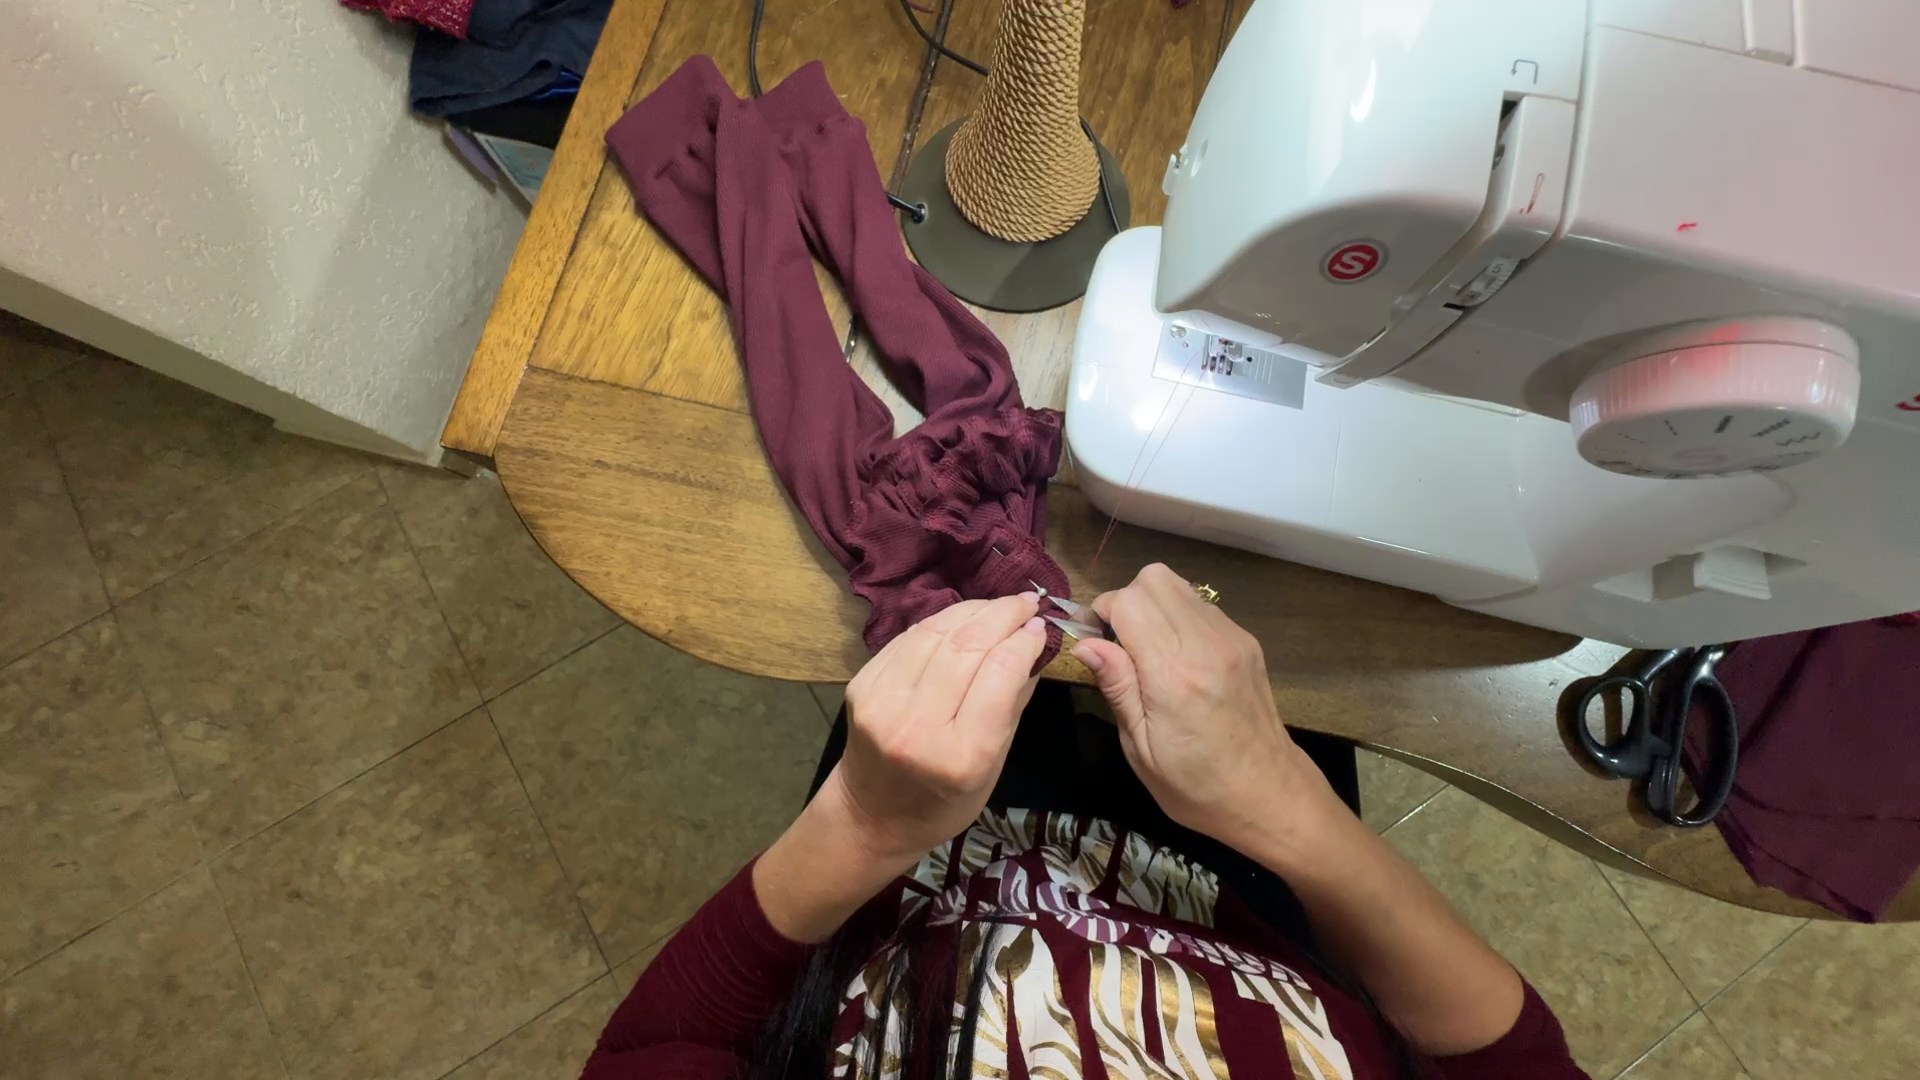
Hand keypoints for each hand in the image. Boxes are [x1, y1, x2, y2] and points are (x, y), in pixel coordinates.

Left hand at [823, 594, 1047, 866]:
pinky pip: (908, 638)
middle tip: (1028, 602)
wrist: (870, 817)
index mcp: (962, 755)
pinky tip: (962, 618)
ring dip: (973, 610)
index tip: (1041, 625)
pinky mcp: (861, 685)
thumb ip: (1013, 703)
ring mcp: (882, 702)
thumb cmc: (943, 802)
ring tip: (999, 605)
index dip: (1024, 640)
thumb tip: (1034, 644)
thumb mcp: (994, 766)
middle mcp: (918, 725)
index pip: (1000, 673)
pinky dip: (940, 622)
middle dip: (1003, 615)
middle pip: (968, 646)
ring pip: (935, 632)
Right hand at [1073, 564, 1341, 849]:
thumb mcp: (1140, 748)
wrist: (1270, 796)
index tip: (1097, 642)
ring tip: (1148, 647)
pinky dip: (1177, 616)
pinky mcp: (1246, 640)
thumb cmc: (1195, 786)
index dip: (1102, 613)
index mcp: (1173, 675)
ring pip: (1177, 584)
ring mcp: (1231, 638)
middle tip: (1120, 642)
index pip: (1128, 602)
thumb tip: (1085, 643)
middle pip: (1152, 579)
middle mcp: (1206, 644)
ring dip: (1152, 605)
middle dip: (1126, 601)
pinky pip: (1199, 604)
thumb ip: (1117, 687)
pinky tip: (1177, 655)